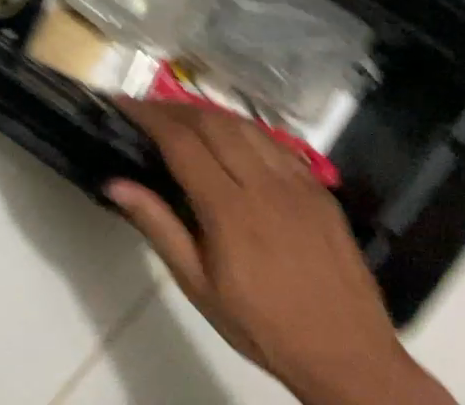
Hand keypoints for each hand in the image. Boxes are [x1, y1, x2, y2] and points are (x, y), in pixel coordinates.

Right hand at [107, 101, 455, 404]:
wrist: (349, 358)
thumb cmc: (262, 325)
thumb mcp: (198, 285)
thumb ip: (158, 227)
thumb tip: (114, 183)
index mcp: (230, 210)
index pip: (181, 142)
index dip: (148, 117)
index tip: (121, 105)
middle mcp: (266, 186)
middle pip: (213, 123)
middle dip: (173, 108)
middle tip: (145, 109)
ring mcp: (299, 186)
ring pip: (246, 127)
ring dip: (207, 114)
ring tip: (180, 118)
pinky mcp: (321, 192)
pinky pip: (276, 144)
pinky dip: (243, 131)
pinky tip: (229, 140)